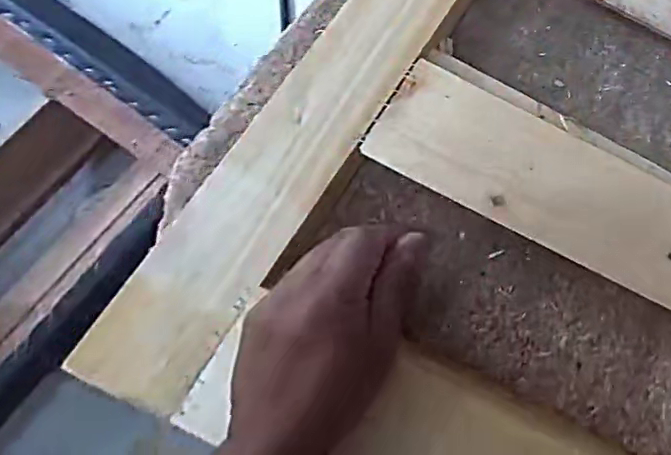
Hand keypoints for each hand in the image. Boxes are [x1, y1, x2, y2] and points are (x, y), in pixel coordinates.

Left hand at [221, 225, 426, 454]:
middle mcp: (295, 287)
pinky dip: (319, 278)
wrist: (273, 446)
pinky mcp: (256, 317)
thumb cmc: (339, 394)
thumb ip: (397, 283)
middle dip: (369, 245)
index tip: (411, 252)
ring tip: (360, 291)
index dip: (393, 237)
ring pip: (316, 256)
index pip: (365, 236)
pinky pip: (295, 278)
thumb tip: (414, 239)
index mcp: (330, 292)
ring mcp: (270, 301)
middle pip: (340, 240)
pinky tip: (328, 308)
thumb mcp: (382, 340)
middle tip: (391, 271)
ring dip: (343, 260)